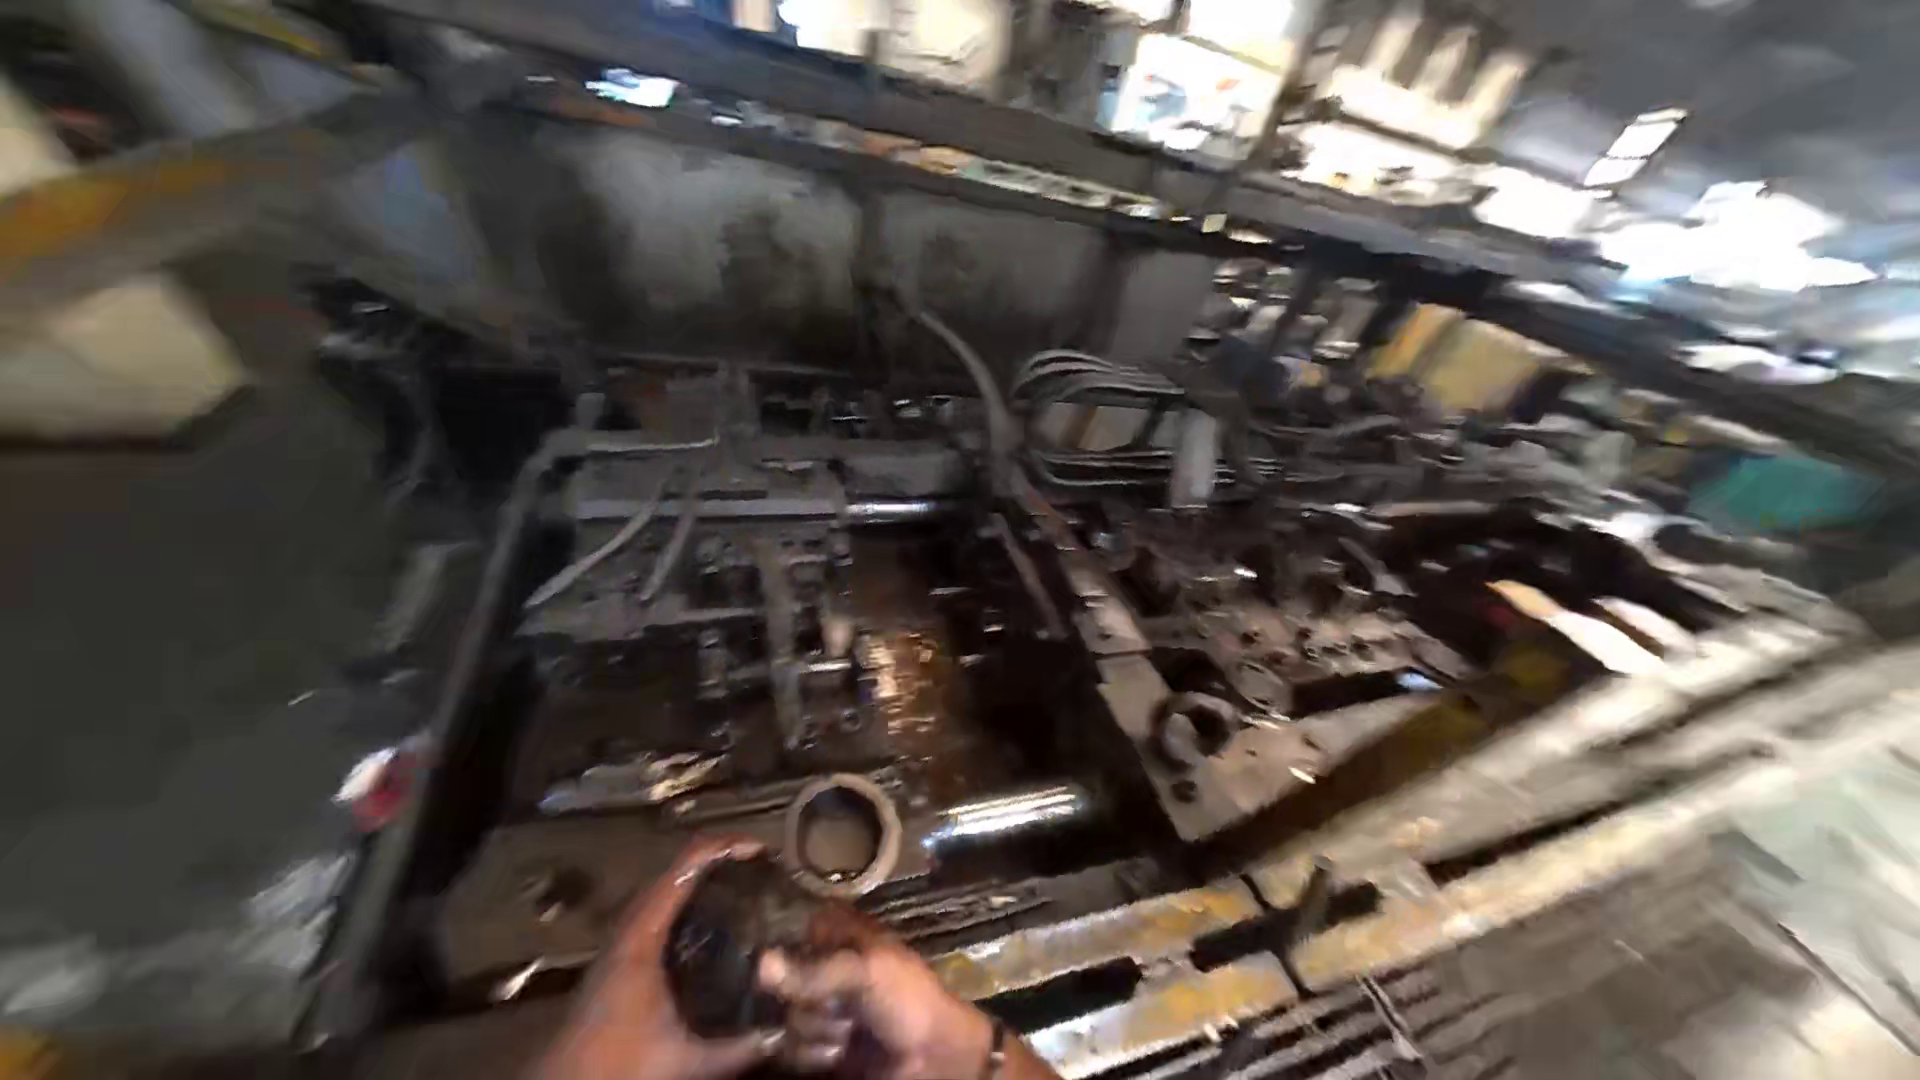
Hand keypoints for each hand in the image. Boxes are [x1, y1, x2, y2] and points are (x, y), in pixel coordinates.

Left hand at [535, 835, 778, 1079]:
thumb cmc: (612, 1066)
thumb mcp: (678, 1061)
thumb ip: (732, 1050)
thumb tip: (780, 1033)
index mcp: (644, 932)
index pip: (688, 864)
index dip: (727, 847)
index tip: (763, 851)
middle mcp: (634, 922)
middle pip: (683, 865)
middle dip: (726, 857)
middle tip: (764, 867)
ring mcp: (626, 934)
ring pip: (673, 883)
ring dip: (709, 873)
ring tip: (748, 881)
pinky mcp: (625, 949)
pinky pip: (666, 901)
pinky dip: (695, 893)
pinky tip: (717, 914)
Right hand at [757, 907, 995, 1079]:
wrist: (931, 1056)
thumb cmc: (906, 997)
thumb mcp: (865, 972)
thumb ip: (813, 970)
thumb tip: (760, 963)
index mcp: (838, 933)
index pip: (793, 930)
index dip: (791, 952)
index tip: (802, 965)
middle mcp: (823, 964)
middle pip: (784, 981)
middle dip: (811, 1001)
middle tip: (843, 1006)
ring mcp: (820, 1006)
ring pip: (788, 1017)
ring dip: (817, 1031)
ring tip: (849, 1033)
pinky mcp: (816, 1045)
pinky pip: (791, 1049)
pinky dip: (814, 1054)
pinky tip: (841, 1054)